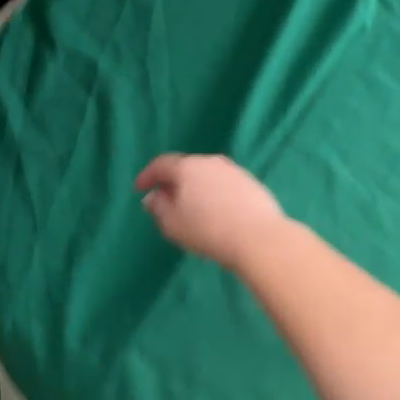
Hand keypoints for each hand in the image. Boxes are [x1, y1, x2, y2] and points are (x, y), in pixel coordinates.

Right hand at [136, 153, 289, 268]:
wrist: (259, 238)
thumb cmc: (208, 230)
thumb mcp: (173, 224)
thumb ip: (158, 207)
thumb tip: (153, 196)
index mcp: (187, 167)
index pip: (161, 165)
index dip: (147, 176)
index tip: (139, 189)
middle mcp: (210, 162)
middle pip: (185, 167)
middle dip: (173, 182)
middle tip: (166, 200)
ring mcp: (234, 171)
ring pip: (207, 175)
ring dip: (196, 187)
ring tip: (192, 208)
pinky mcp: (252, 183)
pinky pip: (224, 184)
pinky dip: (215, 193)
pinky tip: (217, 212)